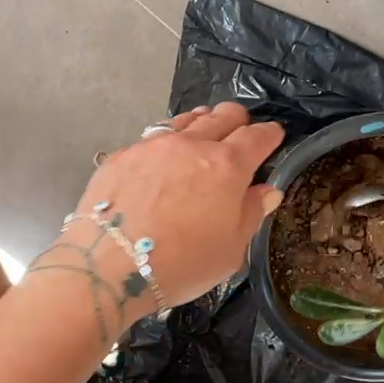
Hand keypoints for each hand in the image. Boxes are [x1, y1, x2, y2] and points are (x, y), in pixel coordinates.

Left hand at [41, 103, 284, 329]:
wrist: (109, 266)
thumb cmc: (181, 265)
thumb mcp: (229, 252)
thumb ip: (250, 215)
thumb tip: (266, 191)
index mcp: (227, 167)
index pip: (257, 138)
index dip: (270, 136)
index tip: (274, 137)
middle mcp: (192, 145)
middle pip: (222, 116)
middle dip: (237, 121)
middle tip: (240, 132)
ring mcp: (153, 146)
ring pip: (185, 120)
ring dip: (201, 123)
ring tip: (203, 132)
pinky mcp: (122, 155)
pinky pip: (153, 137)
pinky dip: (167, 142)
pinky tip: (163, 157)